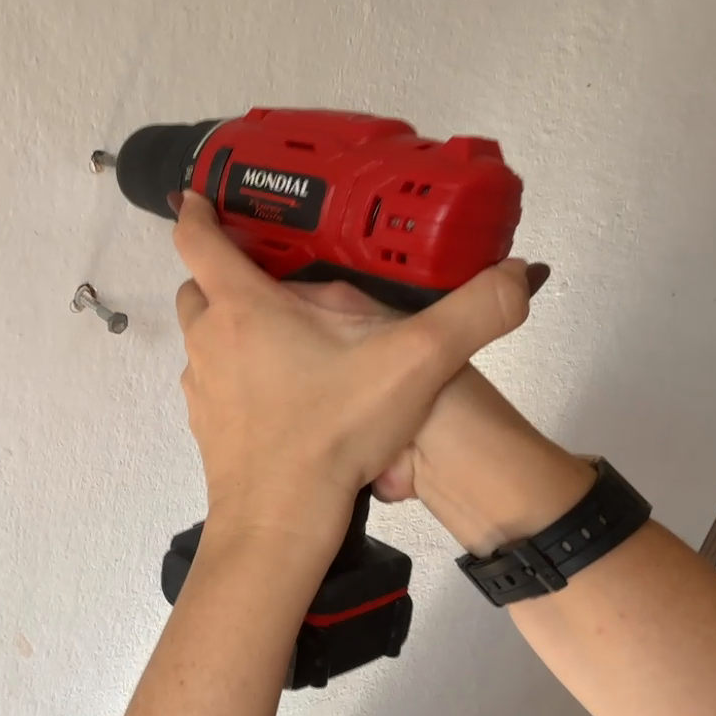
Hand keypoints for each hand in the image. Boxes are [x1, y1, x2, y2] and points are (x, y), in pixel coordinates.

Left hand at [171, 190, 531, 550]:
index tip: (206, 196)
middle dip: (225, 274)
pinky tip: (282, 391)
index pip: (198, 239)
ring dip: (232, 326)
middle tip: (274, 276)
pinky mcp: (206, 425)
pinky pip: (213, 381)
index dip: (199, 210)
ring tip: (289, 337)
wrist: (279, 520)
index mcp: (243, 308)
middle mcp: (209, 341)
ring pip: (204, 337)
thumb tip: (518, 276)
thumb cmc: (330, 435)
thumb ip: (475, 312)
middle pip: (200, 288)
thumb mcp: (415, 364)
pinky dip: (236, 373)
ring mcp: (200, 386)